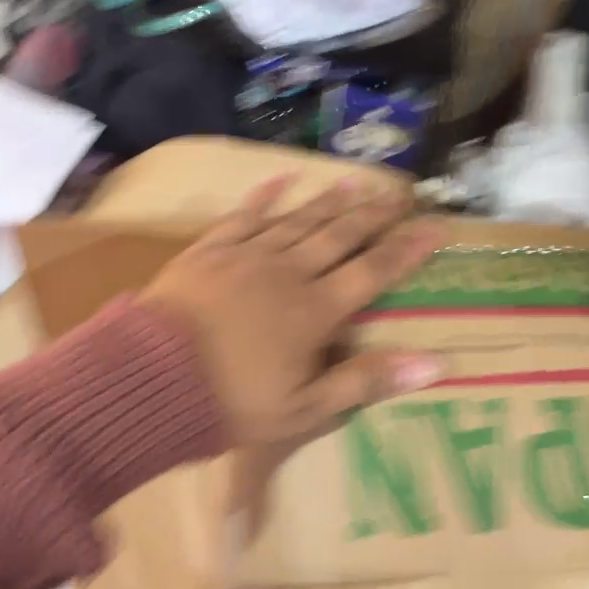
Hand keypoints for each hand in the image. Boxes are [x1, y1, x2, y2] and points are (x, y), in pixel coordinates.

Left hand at [141, 178, 447, 447]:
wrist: (152, 379)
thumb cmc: (231, 402)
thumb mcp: (305, 409)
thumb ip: (366, 381)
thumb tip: (435, 363)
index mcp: (315, 311)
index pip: (373, 272)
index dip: (406, 249)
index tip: (435, 226)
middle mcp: (287, 272)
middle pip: (339, 236)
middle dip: (373, 214)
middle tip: (399, 192)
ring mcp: (246, 255)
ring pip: (297, 221)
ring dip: (328, 202)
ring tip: (354, 183)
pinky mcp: (210, 250)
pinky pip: (242, 216)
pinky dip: (264, 197)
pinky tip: (281, 180)